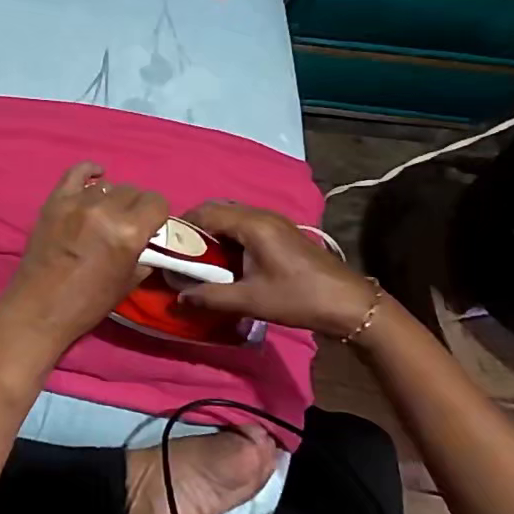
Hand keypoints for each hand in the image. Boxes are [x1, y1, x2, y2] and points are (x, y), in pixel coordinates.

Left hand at [0, 163, 168, 369]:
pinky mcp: (55, 201)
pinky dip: (89, 172)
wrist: (39, 309)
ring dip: (112, 198)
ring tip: (106, 216)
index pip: (156, 202)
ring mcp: (77, 202)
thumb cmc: (88, 303)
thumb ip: (144, 253)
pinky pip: (76, 173)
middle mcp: (105, 210)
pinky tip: (96, 178)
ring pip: (108, 185)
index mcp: (128, 232)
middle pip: (133, 191)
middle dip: (136, 207)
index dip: (157, 214)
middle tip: (128, 225)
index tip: (151, 226)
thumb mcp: (128, 282)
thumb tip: (149, 237)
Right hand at [179, 201, 379, 338]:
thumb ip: (210, 297)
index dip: (182, 226)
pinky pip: (245, 224)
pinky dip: (228, 236)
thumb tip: (178, 297)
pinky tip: (225, 260)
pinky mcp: (281, 232)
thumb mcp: (250, 300)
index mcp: (252, 224)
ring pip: (231, 216)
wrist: (348, 304)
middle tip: (180, 253)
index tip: (166, 245)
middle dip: (195, 228)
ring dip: (213, 232)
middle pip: (217, 209)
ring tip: (199, 259)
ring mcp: (274, 221)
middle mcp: (261, 215)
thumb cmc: (297, 298)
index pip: (206, 212)